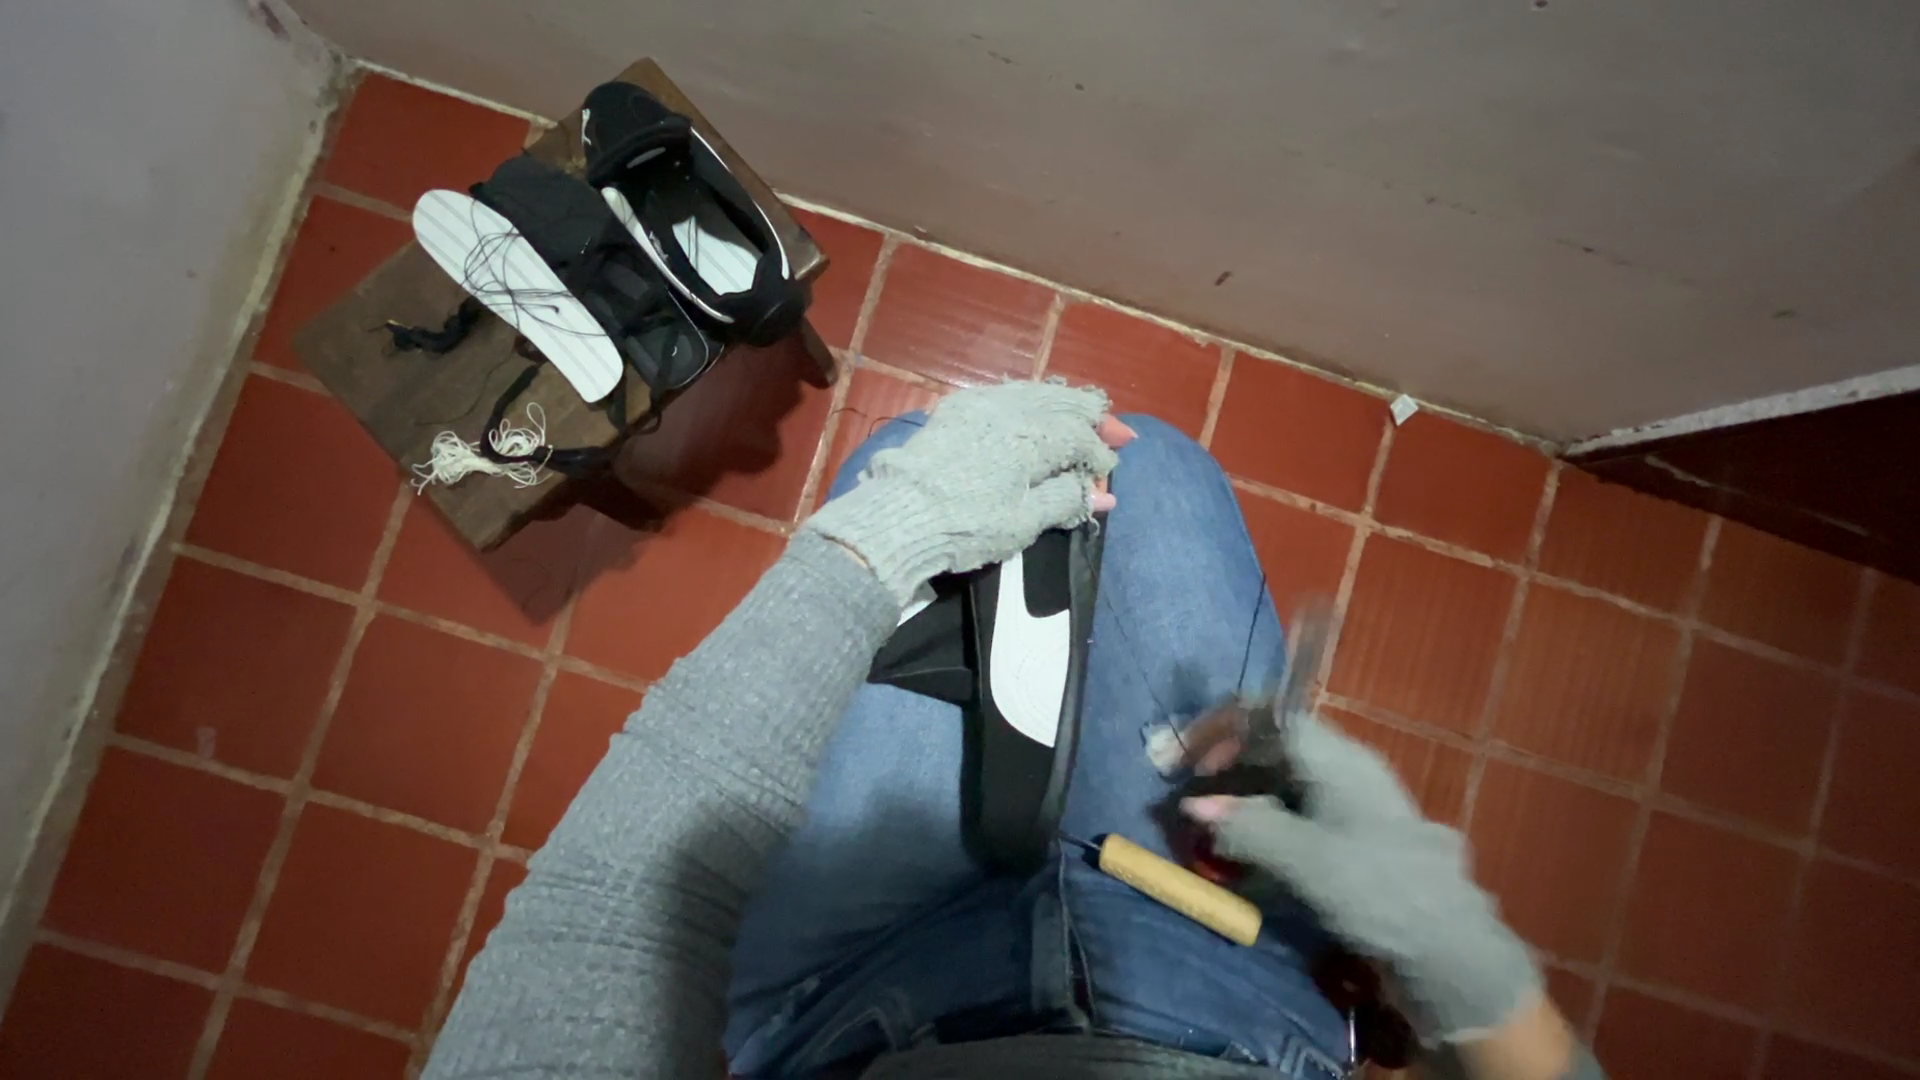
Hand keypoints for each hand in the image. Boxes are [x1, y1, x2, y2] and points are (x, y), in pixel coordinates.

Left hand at [803, 380, 1132, 604]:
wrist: (898, 517)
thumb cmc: (967, 525)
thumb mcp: (1023, 521)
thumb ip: (1065, 500)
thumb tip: (1105, 495)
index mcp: (1033, 436)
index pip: (1080, 436)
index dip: (1100, 454)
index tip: (1108, 475)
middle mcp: (1011, 409)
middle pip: (1063, 403)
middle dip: (1092, 420)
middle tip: (1113, 436)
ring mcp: (980, 403)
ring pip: (1035, 393)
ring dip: (1063, 406)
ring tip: (1078, 420)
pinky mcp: (955, 409)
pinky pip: (1004, 394)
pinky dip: (1029, 402)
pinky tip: (1031, 414)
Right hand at [1181, 712, 1540, 1044]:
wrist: (1453, 955)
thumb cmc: (1378, 891)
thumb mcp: (1305, 859)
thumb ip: (1245, 826)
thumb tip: (1191, 805)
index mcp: (1338, 758)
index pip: (1269, 715)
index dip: (1222, 727)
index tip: (1189, 758)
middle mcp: (1346, 767)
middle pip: (1273, 741)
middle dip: (1225, 757)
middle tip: (1188, 786)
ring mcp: (1354, 800)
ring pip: (1283, 774)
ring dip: (1241, 788)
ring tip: (1211, 818)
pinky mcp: (1356, 833)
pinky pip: (1297, 804)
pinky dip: (1264, 812)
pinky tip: (1248, 842)